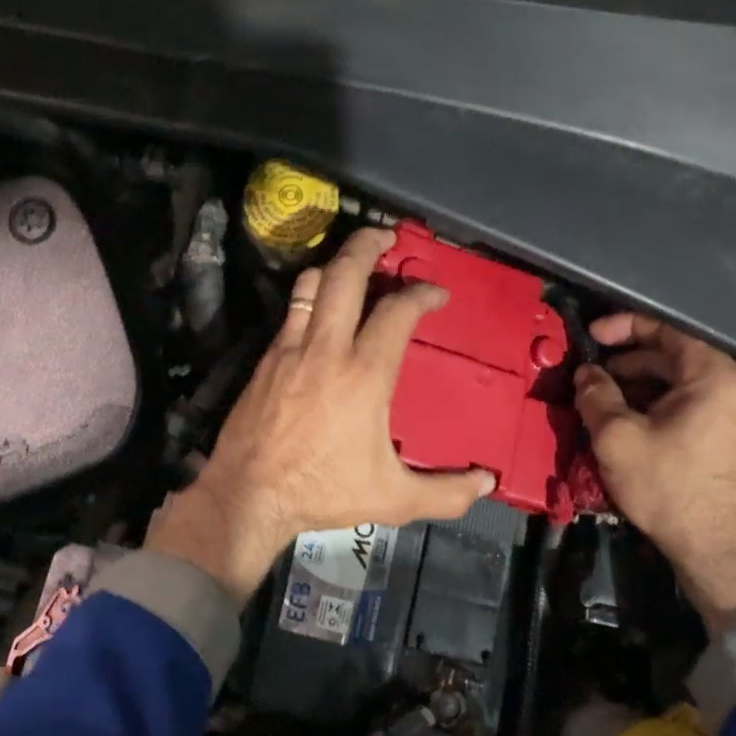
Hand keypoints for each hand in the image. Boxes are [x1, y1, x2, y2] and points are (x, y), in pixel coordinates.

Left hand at [148, 228, 494, 603]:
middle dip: (369, 244)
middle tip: (387, 236)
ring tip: (353, 264)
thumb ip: (445, 491)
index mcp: (364, 374)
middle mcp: (326, 349)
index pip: (398, 311)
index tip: (436, 294)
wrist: (250, 494)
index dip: (423, 294)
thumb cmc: (324, 492)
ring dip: (335, 265)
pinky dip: (309, 297)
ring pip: (311, 284)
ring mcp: (290, 350)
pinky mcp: (265, 360)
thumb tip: (486, 482)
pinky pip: (290, 311)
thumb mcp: (394, 498)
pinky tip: (319, 310)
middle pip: (346, 273)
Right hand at [574, 313, 735, 634]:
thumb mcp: (616, 438)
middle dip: (636, 368)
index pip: (668, 333)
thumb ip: (596, 395)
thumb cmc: (667, 487)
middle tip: (599, 381)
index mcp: (717, 376)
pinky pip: (718, 417)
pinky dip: (684, 415)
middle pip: (684, 363)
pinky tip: (660, 436)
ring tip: (624, 410)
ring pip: (701, 392)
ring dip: (659, 394)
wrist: (722, 551)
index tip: (592, 337)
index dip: (624, 329)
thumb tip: (587, 374)